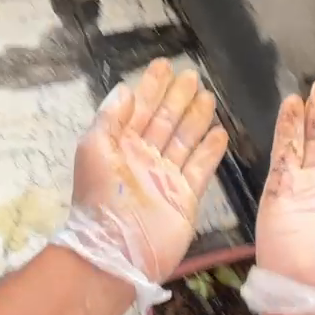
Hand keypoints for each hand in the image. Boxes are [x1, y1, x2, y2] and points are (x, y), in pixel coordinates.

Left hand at [67, 59, 230, 282]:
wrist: (115, 249)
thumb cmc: (99, 196)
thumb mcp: (94, 149)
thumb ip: (110, 118)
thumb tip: (125, 88)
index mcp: (119, 144)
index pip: (139, 108)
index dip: (151, 86)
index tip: (164, 64)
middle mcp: (143, 156)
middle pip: (165, 120)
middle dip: (177, 97)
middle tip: (192, 75)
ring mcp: (165, 176)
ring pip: (184, 140)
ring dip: (196, 118)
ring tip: (209, 96)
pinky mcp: (185, 197)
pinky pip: (200, 168)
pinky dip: (210, 150)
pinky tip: (220, 132)